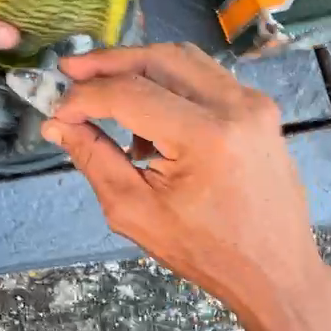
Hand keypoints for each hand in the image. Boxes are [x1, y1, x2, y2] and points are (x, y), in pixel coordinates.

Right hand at [41, 43, 330, 311]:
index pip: (128, 94)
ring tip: (100, 89)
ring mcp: (253, 103)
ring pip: (181, 60)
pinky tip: (144, 115)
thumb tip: (57, 125)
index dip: (83, 98)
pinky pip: (202, 78)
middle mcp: (235, 106)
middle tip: (69, 71)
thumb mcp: (134, 211)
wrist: (275, 271)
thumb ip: (93, 159)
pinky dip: (166, 83)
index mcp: (205, 136)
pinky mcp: (259, 108)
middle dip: (107, 63)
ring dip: (136, 67)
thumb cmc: (204, 251)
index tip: (55, 113)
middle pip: (157, 59)